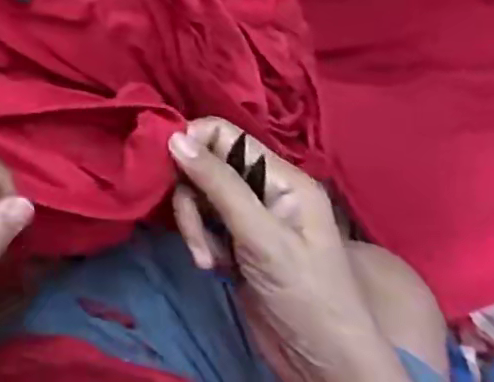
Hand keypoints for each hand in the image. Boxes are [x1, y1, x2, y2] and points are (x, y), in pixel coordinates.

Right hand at [169, 120, 408, 381]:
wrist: (324, 370)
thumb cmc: (306, 296)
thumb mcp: (262, 237)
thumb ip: (218, 184)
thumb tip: (174, 135)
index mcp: (282, 177)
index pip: (225, 135)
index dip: (193, 141)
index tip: (169, 163)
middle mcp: (265, 190)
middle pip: (206, 165)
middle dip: (192, 196)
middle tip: (194, 230)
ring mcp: (249, 217)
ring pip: (199, 195)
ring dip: (194, 224)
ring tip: (206, 258)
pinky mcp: (236, 243)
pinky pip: (202, 223)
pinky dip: (199, 241)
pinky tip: (211, 266)